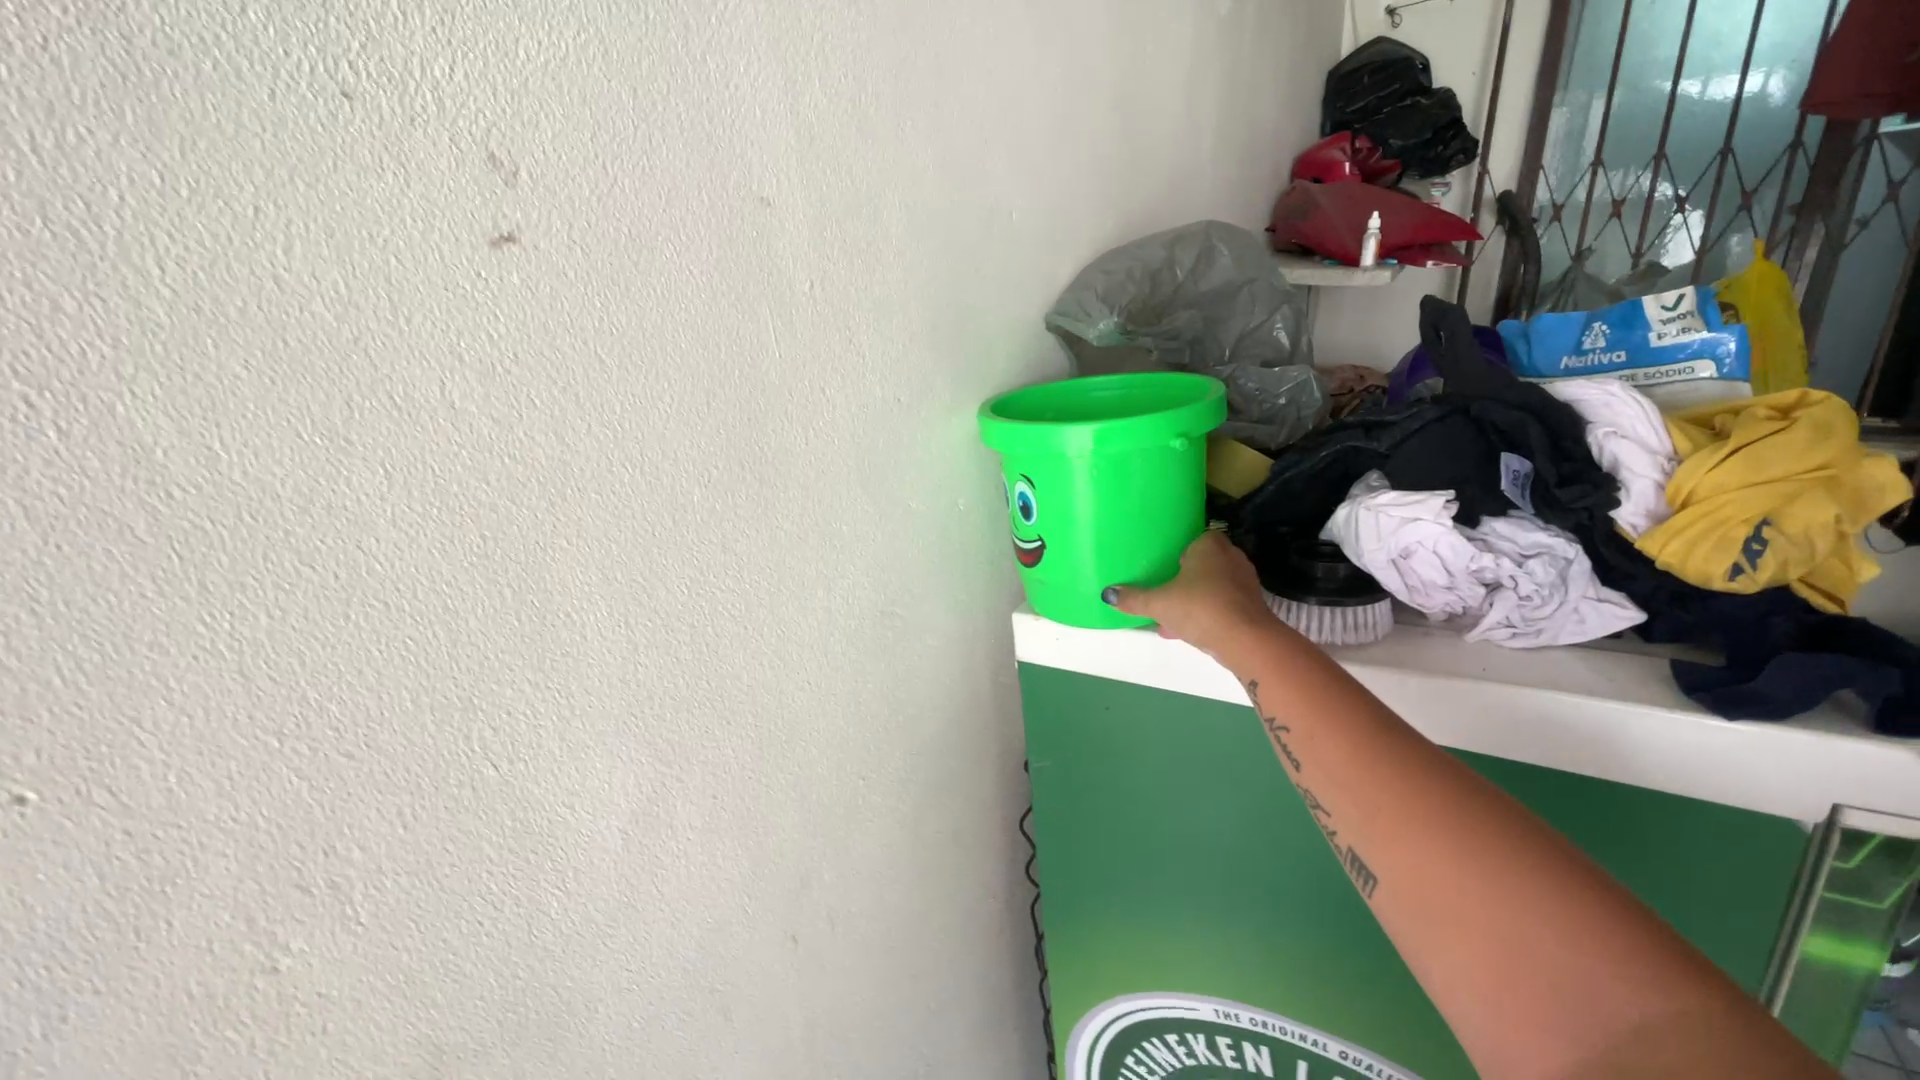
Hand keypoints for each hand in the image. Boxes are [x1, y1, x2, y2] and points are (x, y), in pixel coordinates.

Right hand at [1104, 531, 1277, 657]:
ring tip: (1171, 617)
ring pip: (1212, 586)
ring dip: (1194, 599)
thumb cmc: (1200, 607)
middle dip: (1185, 579)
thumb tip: (1107, 594)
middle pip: (1203, 564)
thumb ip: (1133, 598)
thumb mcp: (1159, 603)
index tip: (1165, 568)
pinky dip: (1207, 615)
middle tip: (1166, 591)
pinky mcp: (1251, 606)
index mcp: (1209, 545)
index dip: (1179, 553)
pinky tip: (1187, 632)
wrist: (1245, 640)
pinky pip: (1222, 605)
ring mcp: (1244, 582)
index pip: (1195, 539)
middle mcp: (1231, 557)